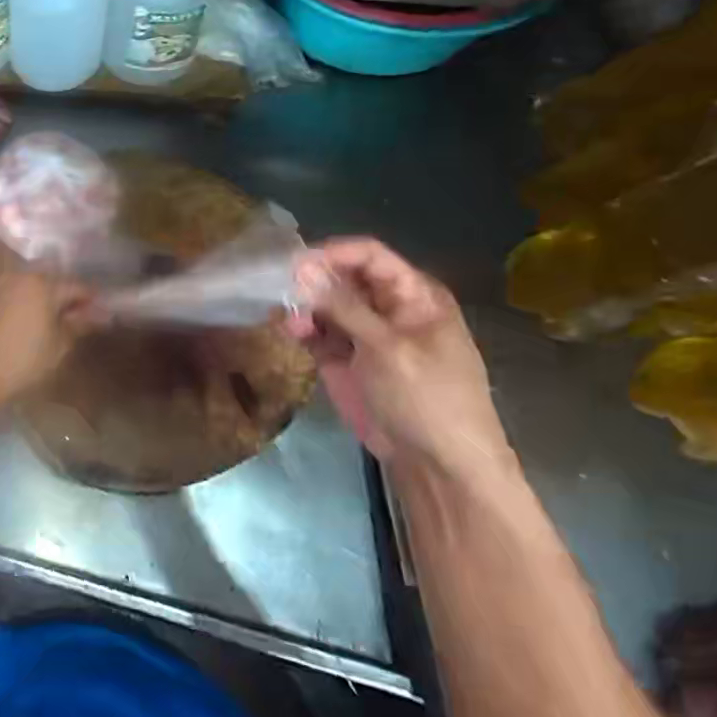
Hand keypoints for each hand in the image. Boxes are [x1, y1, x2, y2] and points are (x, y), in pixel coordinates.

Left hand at [0, 263, 93, 408]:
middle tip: (84, 316)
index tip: (103, 313)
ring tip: (63, 318)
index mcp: (42, 285)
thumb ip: (81, 322)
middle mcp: (21, 277)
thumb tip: (103, 313)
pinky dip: (32, 298)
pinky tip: (39, 316)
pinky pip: (19, 290)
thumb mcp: (61, 343)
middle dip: (71, 296)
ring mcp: (3, 285)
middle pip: (55, 281)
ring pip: (36, 283)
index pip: (77, 286)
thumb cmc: (27, 360)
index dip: (93, 299)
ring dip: (51, 296)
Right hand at [287, 237, 512, 477]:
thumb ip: (343, 306)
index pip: (368, 256)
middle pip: (340, 276)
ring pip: (321, 302)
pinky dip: (299, 327)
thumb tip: (301, 267)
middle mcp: (386, 306)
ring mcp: (363, 331)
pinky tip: (290, 334)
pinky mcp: (341, 355)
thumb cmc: (427, 398)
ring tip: (290, 324)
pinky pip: (314, 329)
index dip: (331, 254)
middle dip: (309, 281)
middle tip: (280, 293)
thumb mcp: (387, 348)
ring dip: (301, 306)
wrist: (435, 461)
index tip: (292, 264)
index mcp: (413, 296)